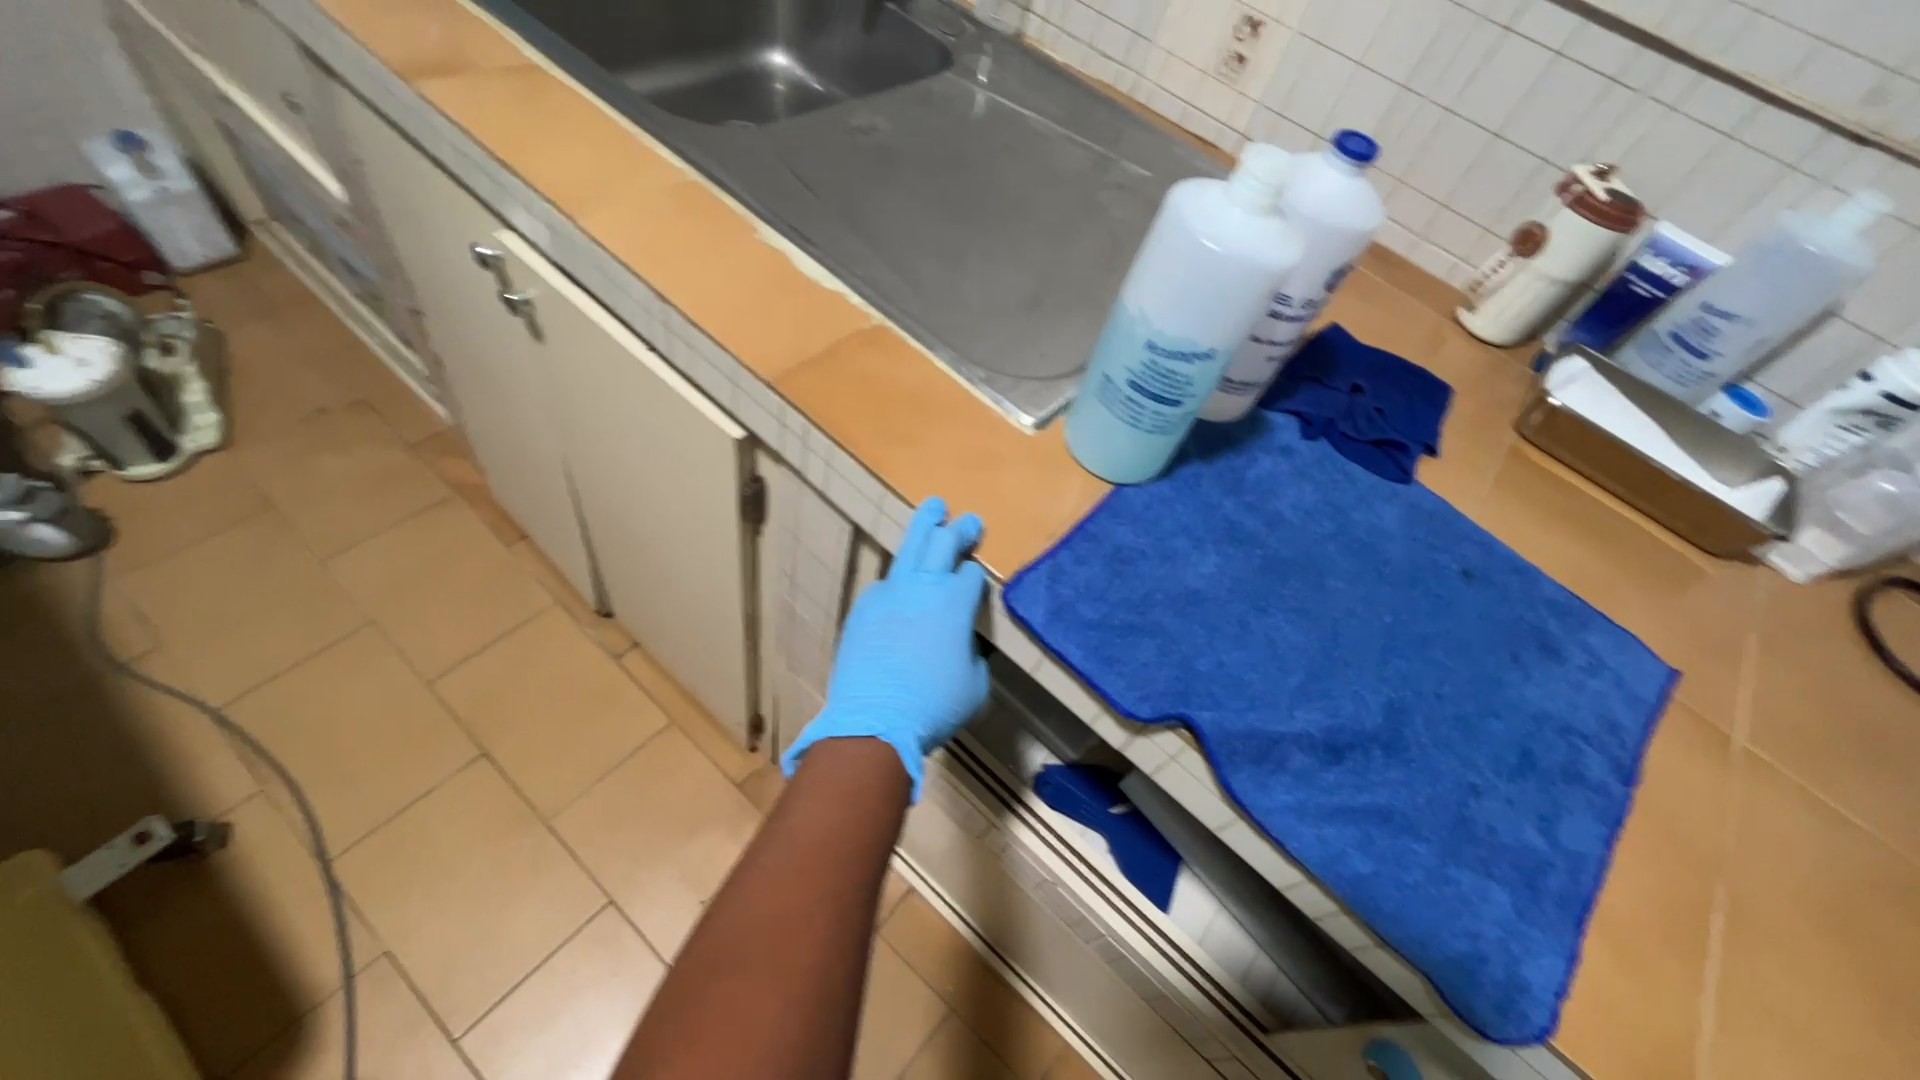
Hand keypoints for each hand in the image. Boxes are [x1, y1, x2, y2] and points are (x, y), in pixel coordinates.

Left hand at [780, 498, 989, 798]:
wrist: (874, 721)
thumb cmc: (935, 706)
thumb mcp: (974, 685)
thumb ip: (972, 655)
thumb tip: (962, 645)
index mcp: (954, 603)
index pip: (971, 575)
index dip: (976, 577)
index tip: (976, 580)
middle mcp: (922, 588)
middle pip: (942, 544)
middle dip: (958, 529)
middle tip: (967, 519)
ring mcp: (888, 595)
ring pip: (908, 550)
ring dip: (923, 527)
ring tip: (932, 509)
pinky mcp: (863, 610)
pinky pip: (884, 585)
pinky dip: (897, 580)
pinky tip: (899, 585)